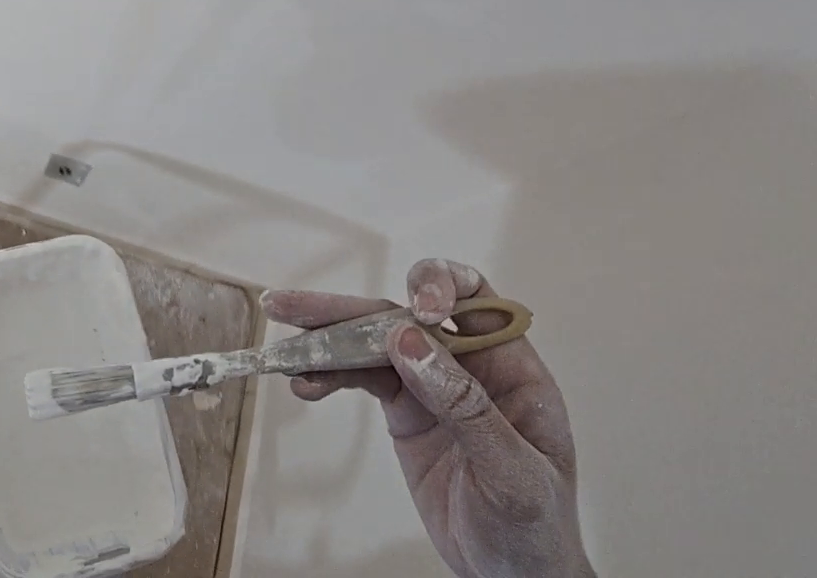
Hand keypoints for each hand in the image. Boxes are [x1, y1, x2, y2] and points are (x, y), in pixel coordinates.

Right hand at [261, 260, 592, 577]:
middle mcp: (465, 363)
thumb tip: (407, 339)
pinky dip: (329, 376)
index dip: (440, 286)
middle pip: (400, 315)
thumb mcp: (510, 471)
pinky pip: (360, 377)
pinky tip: (304, 384)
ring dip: (324, 340)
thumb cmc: (533, 530)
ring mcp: (429, 384)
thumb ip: (463, 404)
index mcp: (509, 366)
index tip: (415, 310)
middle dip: (346, 309)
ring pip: (371, 343)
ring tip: (282, 349)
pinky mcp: (403, 408)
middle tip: (291, 305)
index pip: (474, 298)